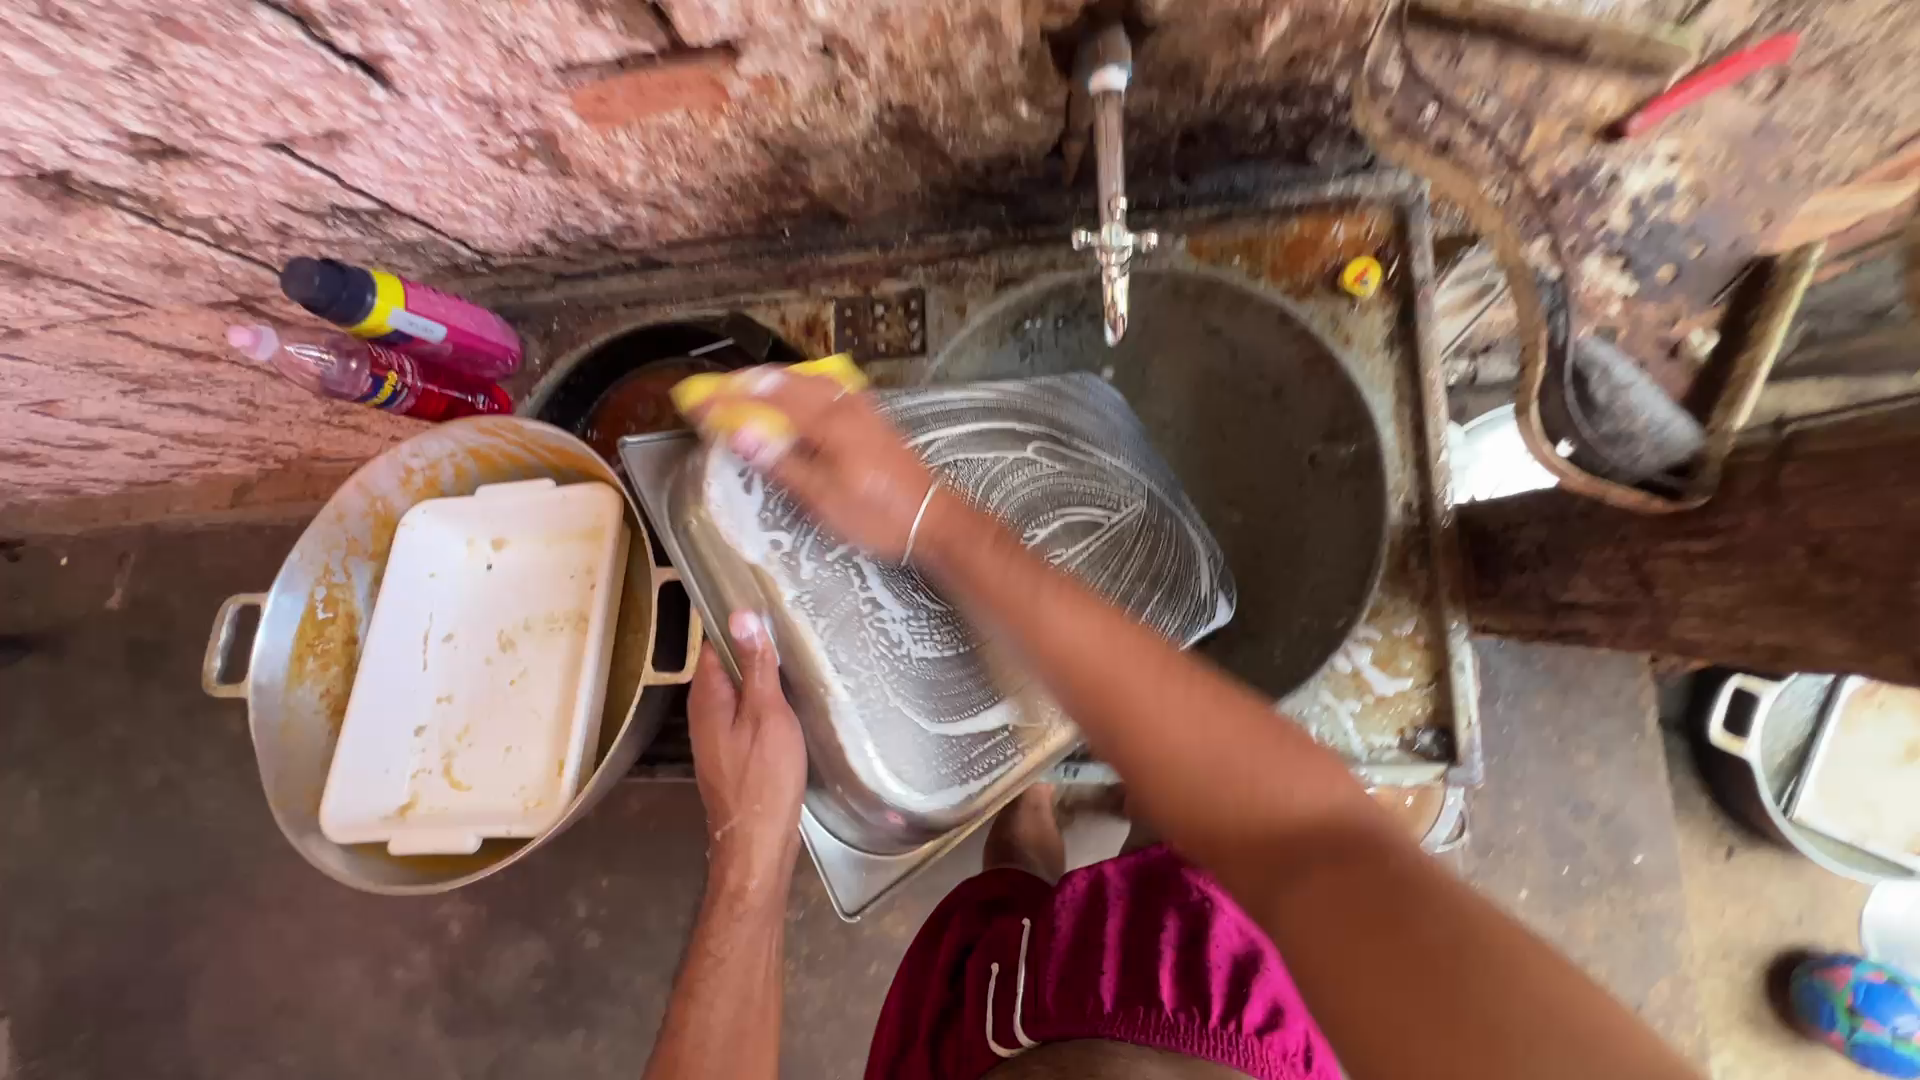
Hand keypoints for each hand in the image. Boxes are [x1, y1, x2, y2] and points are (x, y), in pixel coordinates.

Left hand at [687, 611, 807, 892]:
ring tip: (800, 657)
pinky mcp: (733, 752)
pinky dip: (767, 701)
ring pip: (740, 690)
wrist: (756, 842)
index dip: (740, 621)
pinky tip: (793, 700)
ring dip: (764, 676)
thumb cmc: (763, 776)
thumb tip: (742, 615)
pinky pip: (747, 712)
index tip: (771, 603)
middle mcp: (705, 711)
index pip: (716, 642)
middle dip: (756, 647)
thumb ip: (755, 666)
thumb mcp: (767, 714)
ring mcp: (718, 734)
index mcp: (707, 696)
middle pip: (729, 665)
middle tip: (795, 627)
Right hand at [690, 367, 938, 560]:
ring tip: (746, 387)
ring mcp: (863, 408)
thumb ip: (782, 462)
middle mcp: (845, 406)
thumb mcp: (824, 500)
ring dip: (773, 380)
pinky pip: (828, 388)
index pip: (766, 401)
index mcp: (828, 423)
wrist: (933, 519)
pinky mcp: (874, 417)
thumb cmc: (878, 517)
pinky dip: (801, 386)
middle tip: (715, 390)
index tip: (696, 401)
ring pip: (809, 380)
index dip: (728, 400)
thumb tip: (739, 432)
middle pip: (786, 381)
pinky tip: (797, 394)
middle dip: (747, 382)